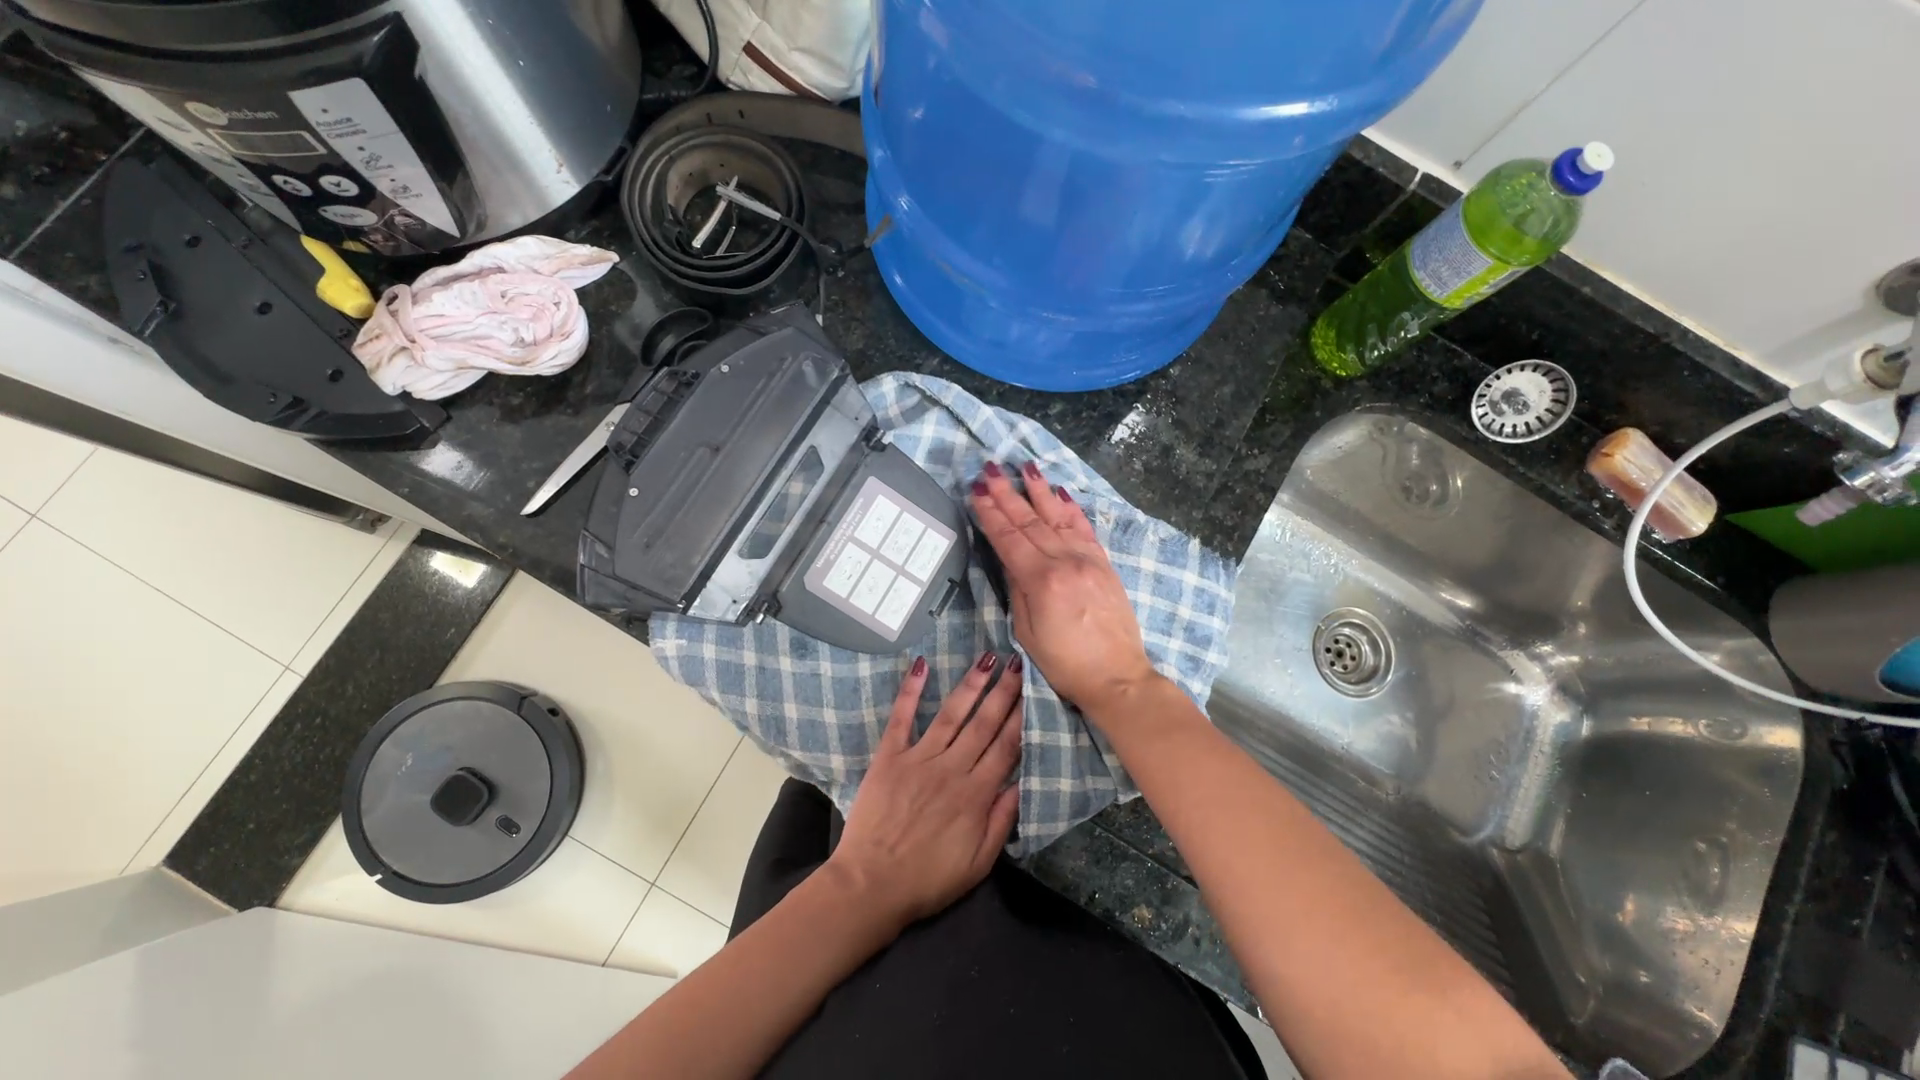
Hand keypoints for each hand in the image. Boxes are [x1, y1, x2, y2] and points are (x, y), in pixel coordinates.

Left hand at [827, 651, 1023, 927]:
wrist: (871, 885)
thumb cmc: (928, 880)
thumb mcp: (979, 863)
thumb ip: (1002, 821)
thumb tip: (1022, 783)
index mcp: (976, 795)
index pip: (1007, 747)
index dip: (1023, 717)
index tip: (1035, 691)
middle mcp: (951, 769)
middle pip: (984, 724)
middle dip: (1004, 691)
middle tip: (1019, 662)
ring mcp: (918, 760)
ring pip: (951, 715)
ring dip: (971, 684)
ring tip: (987, 658)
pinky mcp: (888, 758)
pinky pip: (901, 718)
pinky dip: (910, 691)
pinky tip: (921, 666)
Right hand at [969, 461, 1159, 715]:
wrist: (1117, 676)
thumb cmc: (1065, 663)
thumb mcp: (1027, 631)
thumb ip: (1017, 589)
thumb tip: (1007, 556)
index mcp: (1042, 580)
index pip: (1009, 538)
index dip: (990, 513)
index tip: (975, 490)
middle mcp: (1066, 562)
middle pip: (1030, 521)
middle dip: (1007, 494)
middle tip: (990, 469)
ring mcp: (1088, 560)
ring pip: (1058, 517)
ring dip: (1038, 491)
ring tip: (1023, 467)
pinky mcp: (1103, 564)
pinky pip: (1084, 528)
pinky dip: (1070, 508)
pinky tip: (1060, 493)